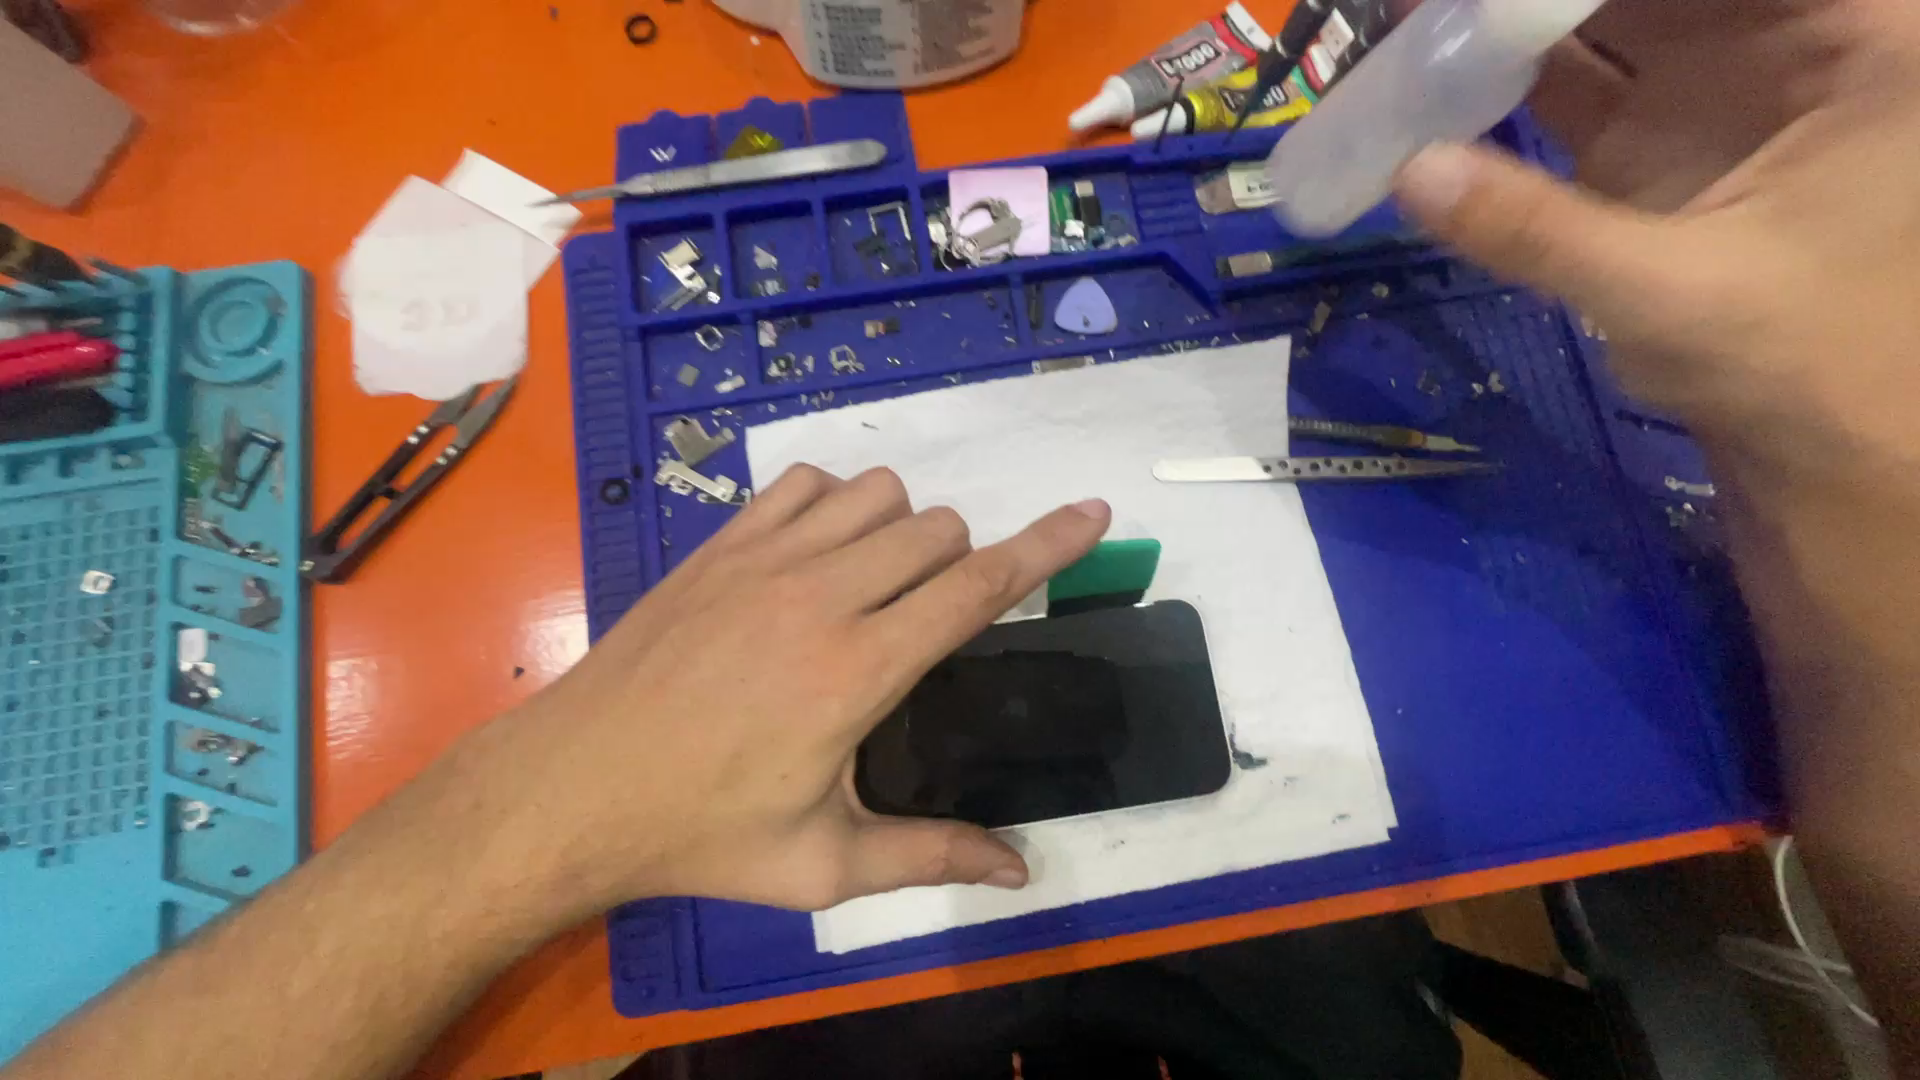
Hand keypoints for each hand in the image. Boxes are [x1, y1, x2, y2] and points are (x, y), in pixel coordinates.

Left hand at [480, 465, 1109, 915]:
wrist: (570, 788)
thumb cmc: (700, 831)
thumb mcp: (823, 866)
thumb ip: (929, 857)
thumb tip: (1019, 870)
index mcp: (859, 671)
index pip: (977, 588)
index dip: (1047, 546)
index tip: (1092, 513)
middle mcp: (822, 596)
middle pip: (937, 531)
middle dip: (959, 564)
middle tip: (923, 624)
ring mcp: (765, 558)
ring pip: (879, 493)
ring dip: (900, 530)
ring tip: (874, 585)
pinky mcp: (720, 544)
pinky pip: (806, 482)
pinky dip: (834, 503)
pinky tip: (815, 552)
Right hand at [1391, 0, 1919, 466]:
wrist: (1816, 432)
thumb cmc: (1803, 356)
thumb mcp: (1669, 289)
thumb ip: (1536, 231)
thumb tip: (1407, 173)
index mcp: (1859, 36)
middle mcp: (1778, 45)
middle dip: (1532, 0)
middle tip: (1436, 9)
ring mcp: (1701, 97)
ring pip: (1598, 29)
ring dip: (1509, 28)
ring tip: (1421, 30)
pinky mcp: (1640, 150)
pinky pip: (1563, 93)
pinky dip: (1500, 90)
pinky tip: (1436, 85)